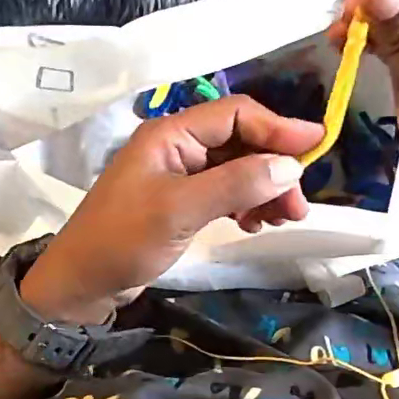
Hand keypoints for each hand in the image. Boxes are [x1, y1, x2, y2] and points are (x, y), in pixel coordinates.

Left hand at [20, 96, 323, 322]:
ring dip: (262, 189)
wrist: (81, 283)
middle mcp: (176, 148)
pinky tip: (253, 224)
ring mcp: (177, 176)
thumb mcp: (180, 210)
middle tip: (297, 206)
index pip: (235, 115)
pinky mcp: (178, 203)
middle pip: (239, 142)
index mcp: (170, 135)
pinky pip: (222, 192)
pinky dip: (243, 204)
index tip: (317, 147)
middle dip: (273, 168)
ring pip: (234, 169)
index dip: (278, 128)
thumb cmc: (123, 241)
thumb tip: (290, 166)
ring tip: (281, 219)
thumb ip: (235, 184)